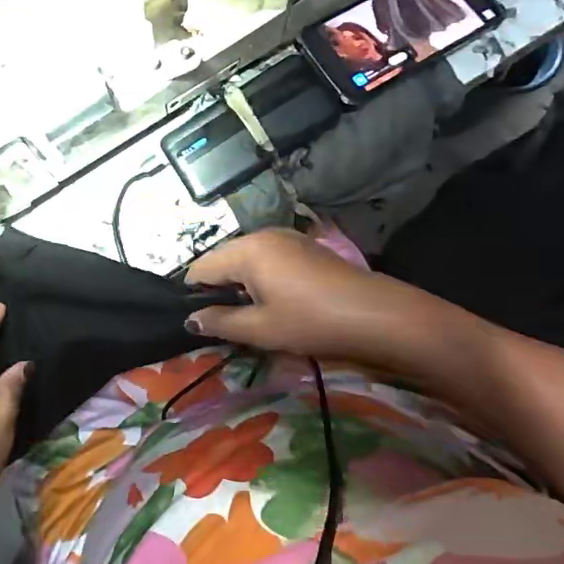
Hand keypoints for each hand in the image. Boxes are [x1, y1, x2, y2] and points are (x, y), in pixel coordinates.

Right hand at [185, 228, 459, 368]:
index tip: (202, 324)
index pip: (200, 269)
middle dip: (220, 289)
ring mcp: (289, 237)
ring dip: (244, 285)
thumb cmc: (311, 321)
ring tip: (254, 317)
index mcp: (247, 249)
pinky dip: (265, 278)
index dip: (193, 297)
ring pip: (248, 259)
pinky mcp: (307, 247)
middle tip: (228, 324)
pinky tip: (278, 303)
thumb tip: (191, 319)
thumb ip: (221, 321)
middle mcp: (264, 235)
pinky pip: (271, 259)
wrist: (373, 313)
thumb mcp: (261, 328)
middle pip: (224, 260)